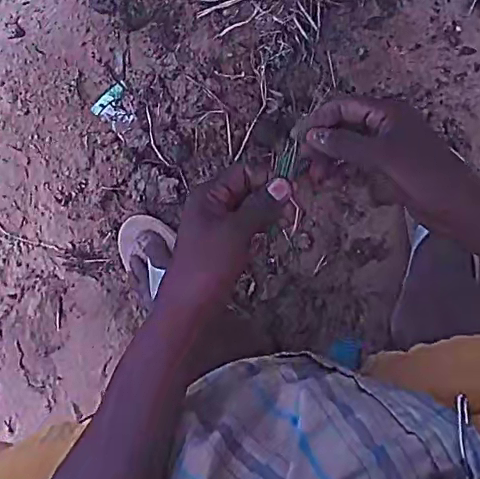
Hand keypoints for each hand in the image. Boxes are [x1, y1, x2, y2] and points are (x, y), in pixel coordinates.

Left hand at [156, 163, 290, 314]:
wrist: (188, 306)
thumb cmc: (208, 264)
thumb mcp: (237, 231)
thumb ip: (260, 206)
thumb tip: (283, 183)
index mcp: (209, 194)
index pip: (243, 172)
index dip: (267, 179)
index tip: (291, 195)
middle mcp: (210, 204)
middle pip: (246, 189)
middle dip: (270, 198)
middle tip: (291, 216)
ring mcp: (215, 224)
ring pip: (248, 209)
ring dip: (266, 216)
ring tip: (281, 229)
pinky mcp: (221, 243)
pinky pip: (244, 228)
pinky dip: (257, 232)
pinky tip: (263, 244)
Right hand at [295, 97, 479, 232]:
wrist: (461, 209)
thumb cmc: (425, 176)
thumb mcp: (381, 157)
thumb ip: (344, 144)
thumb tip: (312, 136)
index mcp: (386, 112)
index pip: (342, 106)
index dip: (319, 121)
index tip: (300, 140)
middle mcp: (384, 125)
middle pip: (342, 126)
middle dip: (323, 144)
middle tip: (308, 165)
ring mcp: (386, 147)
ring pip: (347, 147)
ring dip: (331, 160)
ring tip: (320, 180)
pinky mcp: (387, 167)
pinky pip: (357, 164)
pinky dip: (344, 171)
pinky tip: (336, 184)